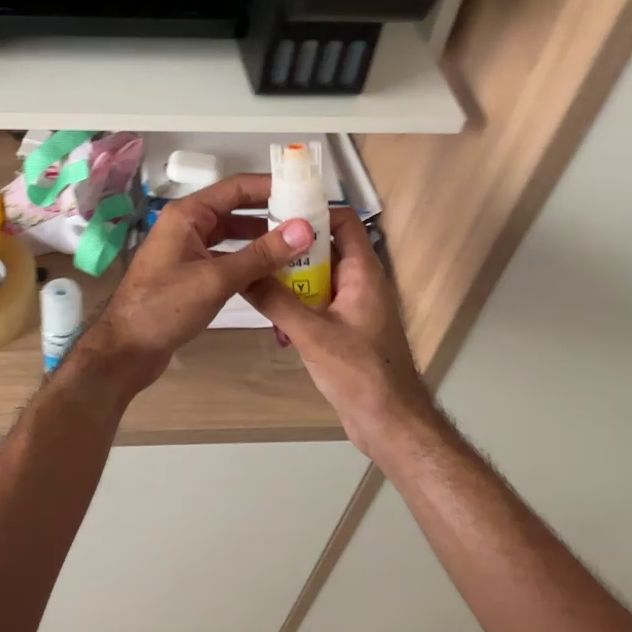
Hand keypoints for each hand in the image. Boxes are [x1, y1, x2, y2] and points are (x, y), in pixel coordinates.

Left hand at [87, 175, 314, 393]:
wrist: (126, 348)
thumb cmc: (165, 307)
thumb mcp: (216, 278)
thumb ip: (261, 254)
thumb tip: (304, 229)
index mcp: (187, 215)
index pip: (236, 188)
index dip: (271, 187)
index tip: (305, 191)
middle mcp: (187, 226)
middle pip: (236, 211)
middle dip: (271, 215)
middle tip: (310, 223)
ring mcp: (187, 250)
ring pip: (233, 237)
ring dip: (262, 242)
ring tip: (299, 248)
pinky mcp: (190, 274)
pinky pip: (226, 259)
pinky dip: (248, 263)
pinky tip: (274, 274)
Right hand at [241, 208, 435, 461]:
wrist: (388, 420)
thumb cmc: (360, 373)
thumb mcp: (312, 334)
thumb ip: (276, 301)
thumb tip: (242, 273)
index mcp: (364, 273)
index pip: (344, 222)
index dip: (314, 211)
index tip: (277, 213)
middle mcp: (361, 283)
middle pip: (326, 248)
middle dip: (292, 249)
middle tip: (256, 248)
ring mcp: (355, 307)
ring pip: (319, 278)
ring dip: (292, 281)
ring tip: (257, 281)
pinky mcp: (346, 329)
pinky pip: (319, 304)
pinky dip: (298, 306)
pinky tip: (273, 318)